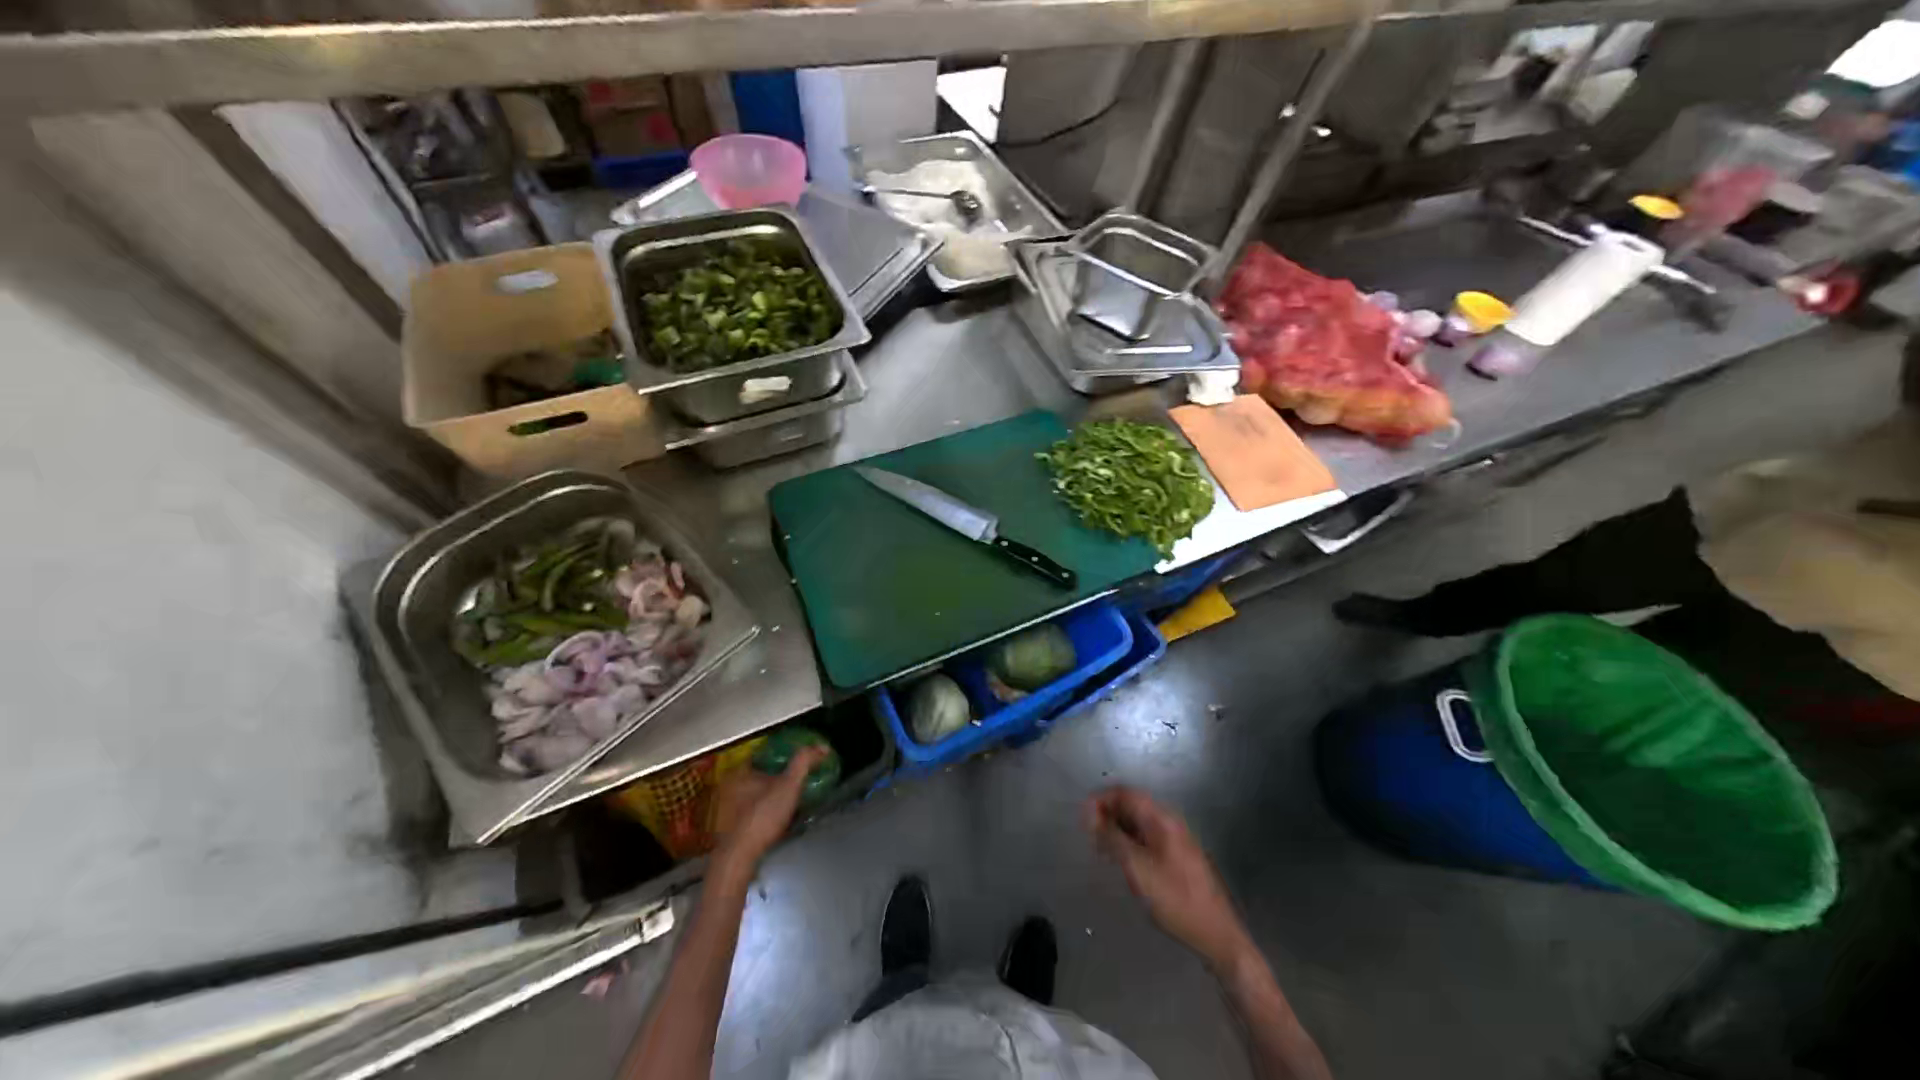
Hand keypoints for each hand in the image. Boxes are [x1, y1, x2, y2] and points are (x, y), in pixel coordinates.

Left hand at [710, 746, 828, 885]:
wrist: (741, 857)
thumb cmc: (764, 815)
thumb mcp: (789, 784)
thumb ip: (804, 762)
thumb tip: (822, 746)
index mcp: (742, 771)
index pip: (764, 754)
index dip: (784, 754)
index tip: (801, 760)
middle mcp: (732, 786)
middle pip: (762, 774)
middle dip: (781, 776)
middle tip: (801, 779)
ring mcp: (730, 808)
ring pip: (758, 794)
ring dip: (775, 795)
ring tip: (796, 798)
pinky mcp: (734, 827)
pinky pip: (756, 811)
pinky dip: (770, 811)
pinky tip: (783, 817)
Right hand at [1085, 786, 1250, 969]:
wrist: (1217, 935)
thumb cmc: (1175, 900)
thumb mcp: (1138, 868)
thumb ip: (1113, 838)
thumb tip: (1091, 812)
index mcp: (1163, 820)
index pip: (1127, 793)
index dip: (1101, 799)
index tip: (1082, 816)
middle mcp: (1170, 823)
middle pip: (1133, 806)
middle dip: (1107, 815)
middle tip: (1088, 836)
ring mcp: (1175, 841)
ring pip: (1139, 824)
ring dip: (1117, 830)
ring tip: (1099, 850)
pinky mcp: (1176, 857)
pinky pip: (1147, 839)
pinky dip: (1129, 843)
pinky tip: (1119, 861)